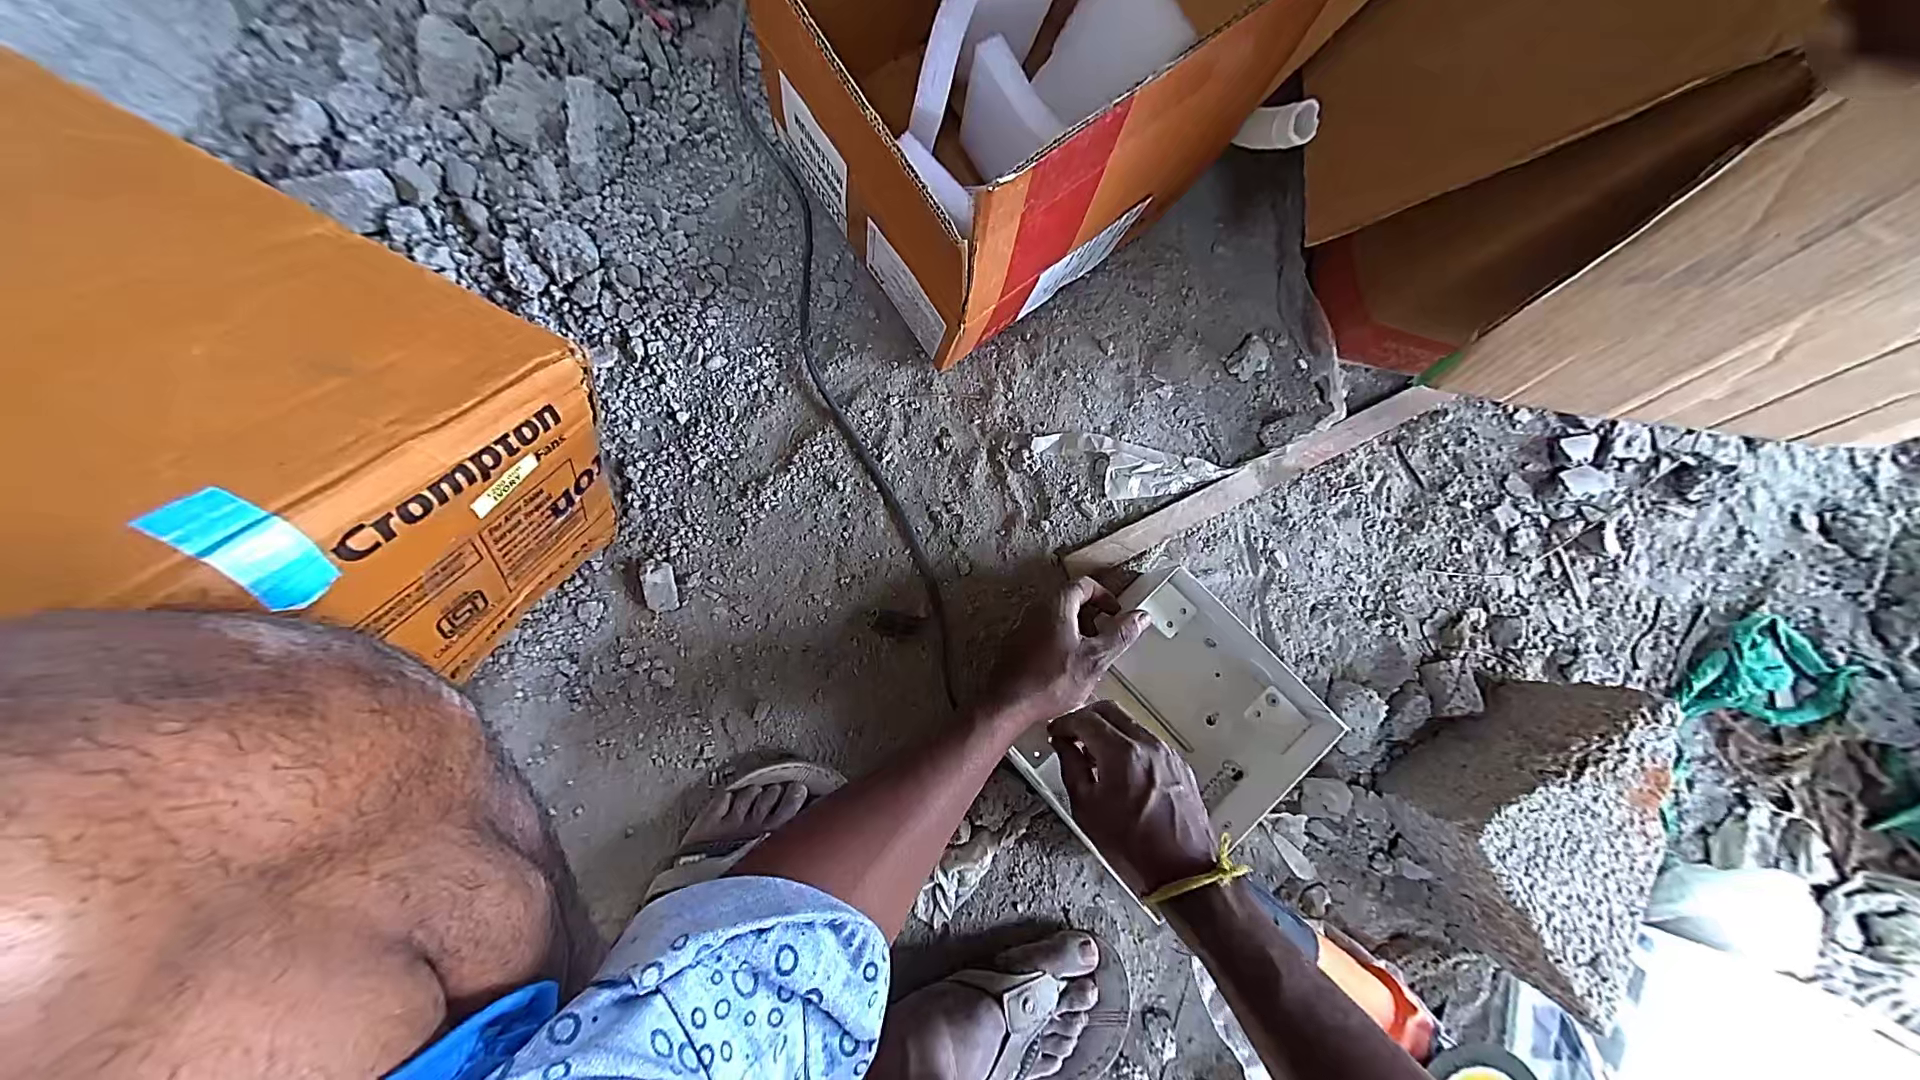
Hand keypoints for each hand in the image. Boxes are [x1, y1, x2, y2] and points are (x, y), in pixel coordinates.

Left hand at [980, 578, 1149, 729]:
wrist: (1009, 703)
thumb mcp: (1095, 659)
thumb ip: (1120, 635)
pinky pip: (1043, 633)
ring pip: (1057, 617)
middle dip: (1092, 615)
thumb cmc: (1045, 683)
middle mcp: (1036, 610)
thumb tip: (1138, 618)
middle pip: (1070, 599)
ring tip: (1087, 653)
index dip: (1105, 596)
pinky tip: (1065, 666)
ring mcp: (1024, 627)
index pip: (1085, 584)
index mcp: (1056, 606)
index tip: (1115, 612)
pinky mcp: (1017, 644)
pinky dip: (1060, 641)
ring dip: (1076, 630)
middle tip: (1104, 633)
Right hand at [1050, 701, 1218, 894]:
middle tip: (1071, 734)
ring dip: (1107, 729)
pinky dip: (1127, 742)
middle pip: (1110, 709)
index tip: (1056, 731)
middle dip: (1085, 717)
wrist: (1182, 873)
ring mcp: (1166, 753)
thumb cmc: (1137, 849)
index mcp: (1122, 754)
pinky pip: (1147, 740)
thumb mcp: (1087, 808)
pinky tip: (1117, 765)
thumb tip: (1064, 747)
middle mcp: (1148, 745)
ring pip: (1129, 722)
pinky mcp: (1178, 764)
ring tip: (1092, 753)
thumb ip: (1072, 767)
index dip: (1064, 722)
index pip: (1086, 718)